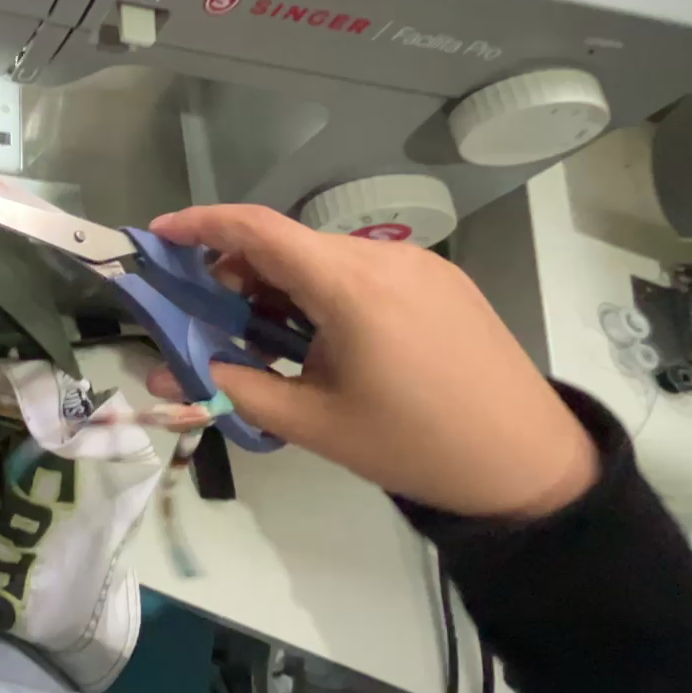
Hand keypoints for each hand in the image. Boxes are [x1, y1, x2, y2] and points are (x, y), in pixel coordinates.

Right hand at [144, 205, 597, 517]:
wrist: (534, 469)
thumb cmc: (413, 446)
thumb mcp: (309, 421)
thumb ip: (227, 388)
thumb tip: (157, 378)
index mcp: (351, 286)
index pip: (257, 229)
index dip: (200, 223)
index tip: (159, 234)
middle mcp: (383, 258)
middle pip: (284, 242)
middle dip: (233, 268)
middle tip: (209, 312)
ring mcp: (418, 265)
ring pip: (319, 254)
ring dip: (276, 281)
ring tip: (265, 333)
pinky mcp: (439, 280)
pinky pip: (356, 267)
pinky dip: (317, 287)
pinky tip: (319, 333)